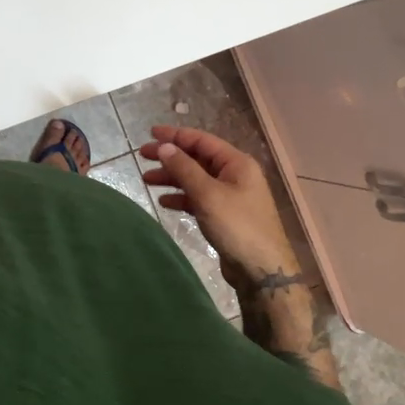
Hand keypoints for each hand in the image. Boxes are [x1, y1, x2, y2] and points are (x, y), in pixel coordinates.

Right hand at [139, 125, 297, 277]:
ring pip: (195, 179)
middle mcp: (235, 175)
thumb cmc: (237, 226)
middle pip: (197, 158)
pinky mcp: (224, 215)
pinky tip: (165, 202)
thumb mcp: (207, 194)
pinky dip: (181, 197)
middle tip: (143, 156)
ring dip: (172, 178)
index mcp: (236, 163)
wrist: (261, 270)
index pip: (201, 140)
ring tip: (147, 179)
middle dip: (170, 157)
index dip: (175, 136)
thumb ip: (184, 168)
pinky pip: (198, 198)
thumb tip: (164, 147)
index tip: (150, 134)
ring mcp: (230, 195)